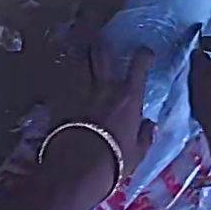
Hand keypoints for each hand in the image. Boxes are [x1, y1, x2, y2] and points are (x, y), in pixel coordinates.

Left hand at [41, 46, 157, 198]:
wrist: (78, 166)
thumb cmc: (114, 159)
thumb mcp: (138, 151)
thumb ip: (145, 135)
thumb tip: (150, 124)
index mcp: (128, 96)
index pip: (139, 66)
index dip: (144, 55)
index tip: (145, 53)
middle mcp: (105, 86)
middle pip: (103, 53)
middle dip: (104, 45)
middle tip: (104, 43)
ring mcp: (80, 90)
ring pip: (79, 62)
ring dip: (82, 57)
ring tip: (82, 55)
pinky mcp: (60, 99)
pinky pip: (64, 81)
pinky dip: (66, 78)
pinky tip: (65, 80)